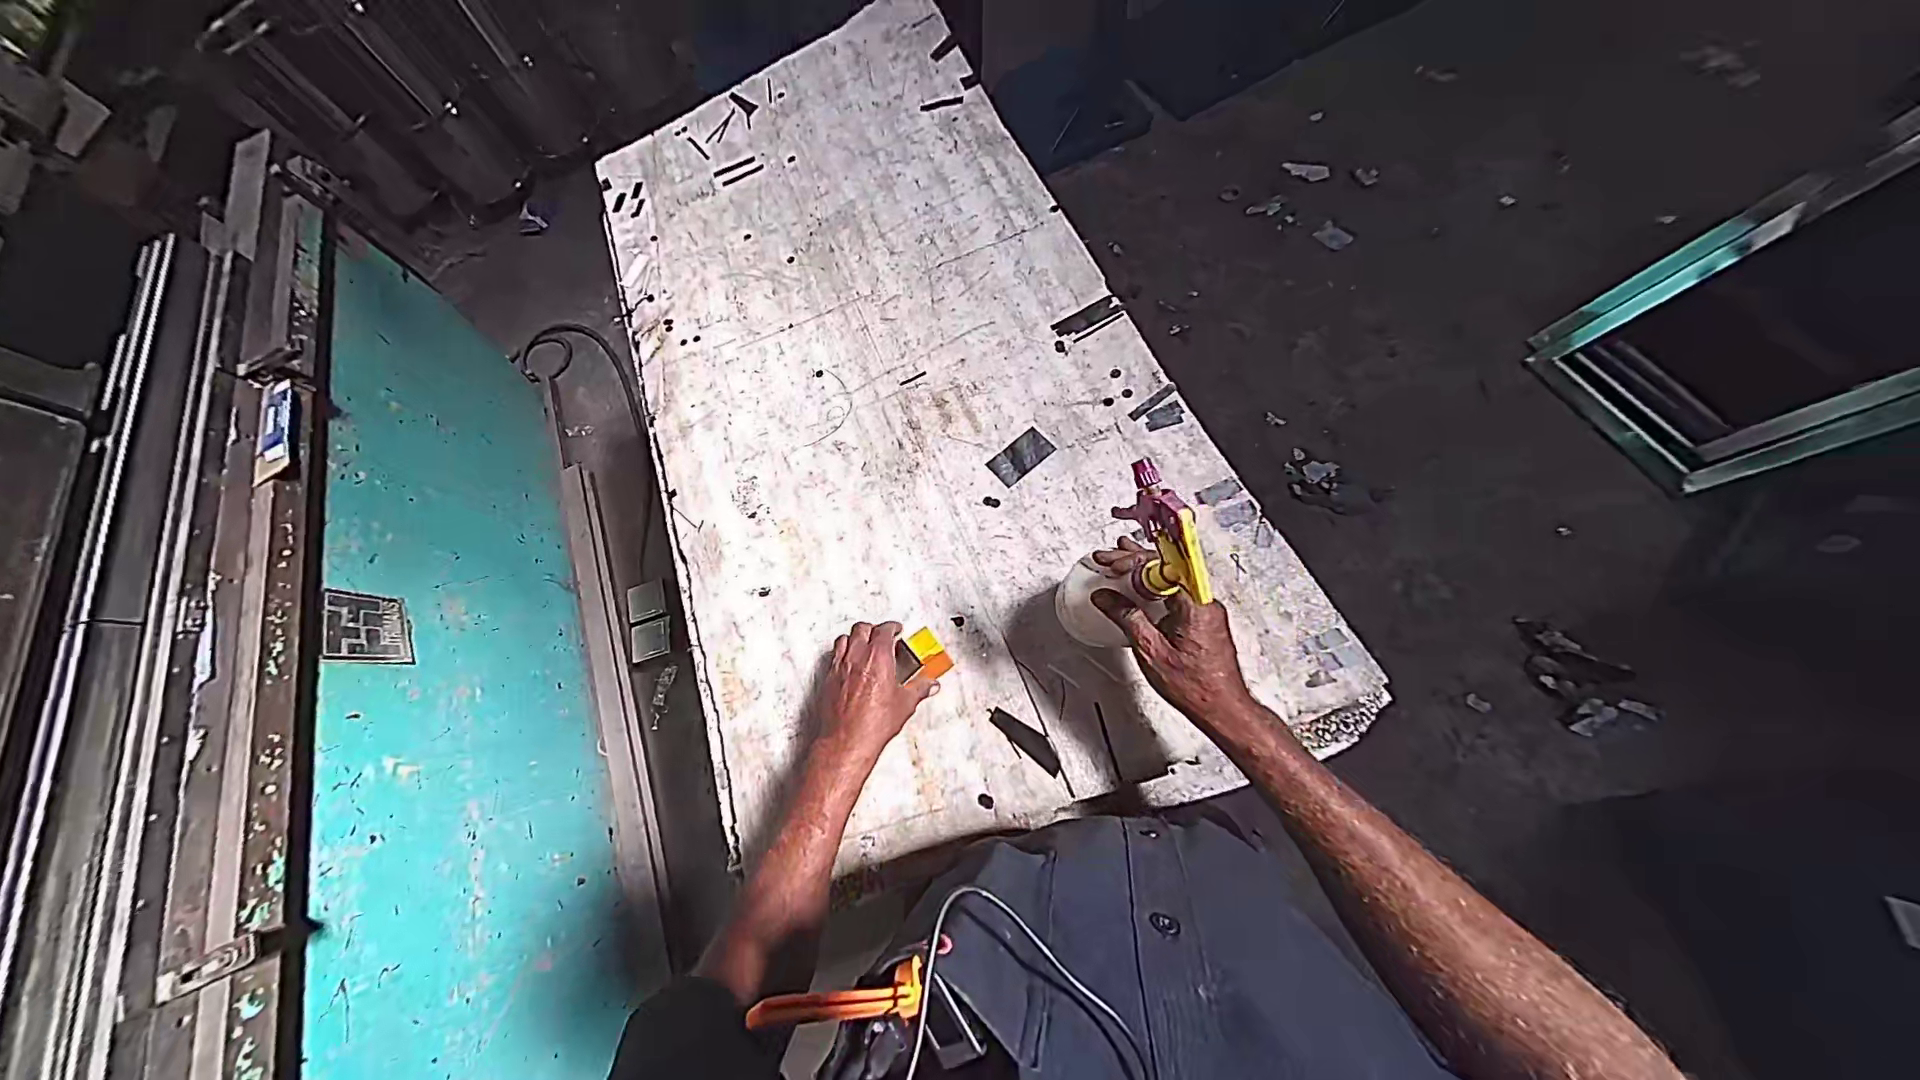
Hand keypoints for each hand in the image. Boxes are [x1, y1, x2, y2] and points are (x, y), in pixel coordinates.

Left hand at [817, 621, 938, 761]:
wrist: (846, 741)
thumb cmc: (872, 724)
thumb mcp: (904, 704)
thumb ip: (919, 689)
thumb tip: (930, 685)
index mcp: (878, 658)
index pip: (884, 630)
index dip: (892, 627)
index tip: (896, 629)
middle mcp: (856, 657)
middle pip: (862, 628)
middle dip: (873, 629)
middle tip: (882, 635)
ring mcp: (840, 667)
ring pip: (844, 639)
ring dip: (855, 638)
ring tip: (864, 644)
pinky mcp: (828, 678)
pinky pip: (834, 655)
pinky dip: (843, 652)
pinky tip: (849, 662)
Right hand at [1090, 539, 1254, 726]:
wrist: (1220, 707)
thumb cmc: (1195, 685)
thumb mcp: (1150, 649)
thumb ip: (1126, 617)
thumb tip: (1106, 598)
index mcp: (1195, 603)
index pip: (1161, 566)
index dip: (1132, 561)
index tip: (1112, 566)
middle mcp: (1204, 601)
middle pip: (1166, 566)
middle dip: (1134, 560)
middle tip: (1109, 559)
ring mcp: (1205, 609)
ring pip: (1172, 576)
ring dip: (1144, 570)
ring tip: (1120, 564)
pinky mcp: (1202, 619)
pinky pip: (1176, 592)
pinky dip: (1155, 586)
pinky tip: (1140, 589)